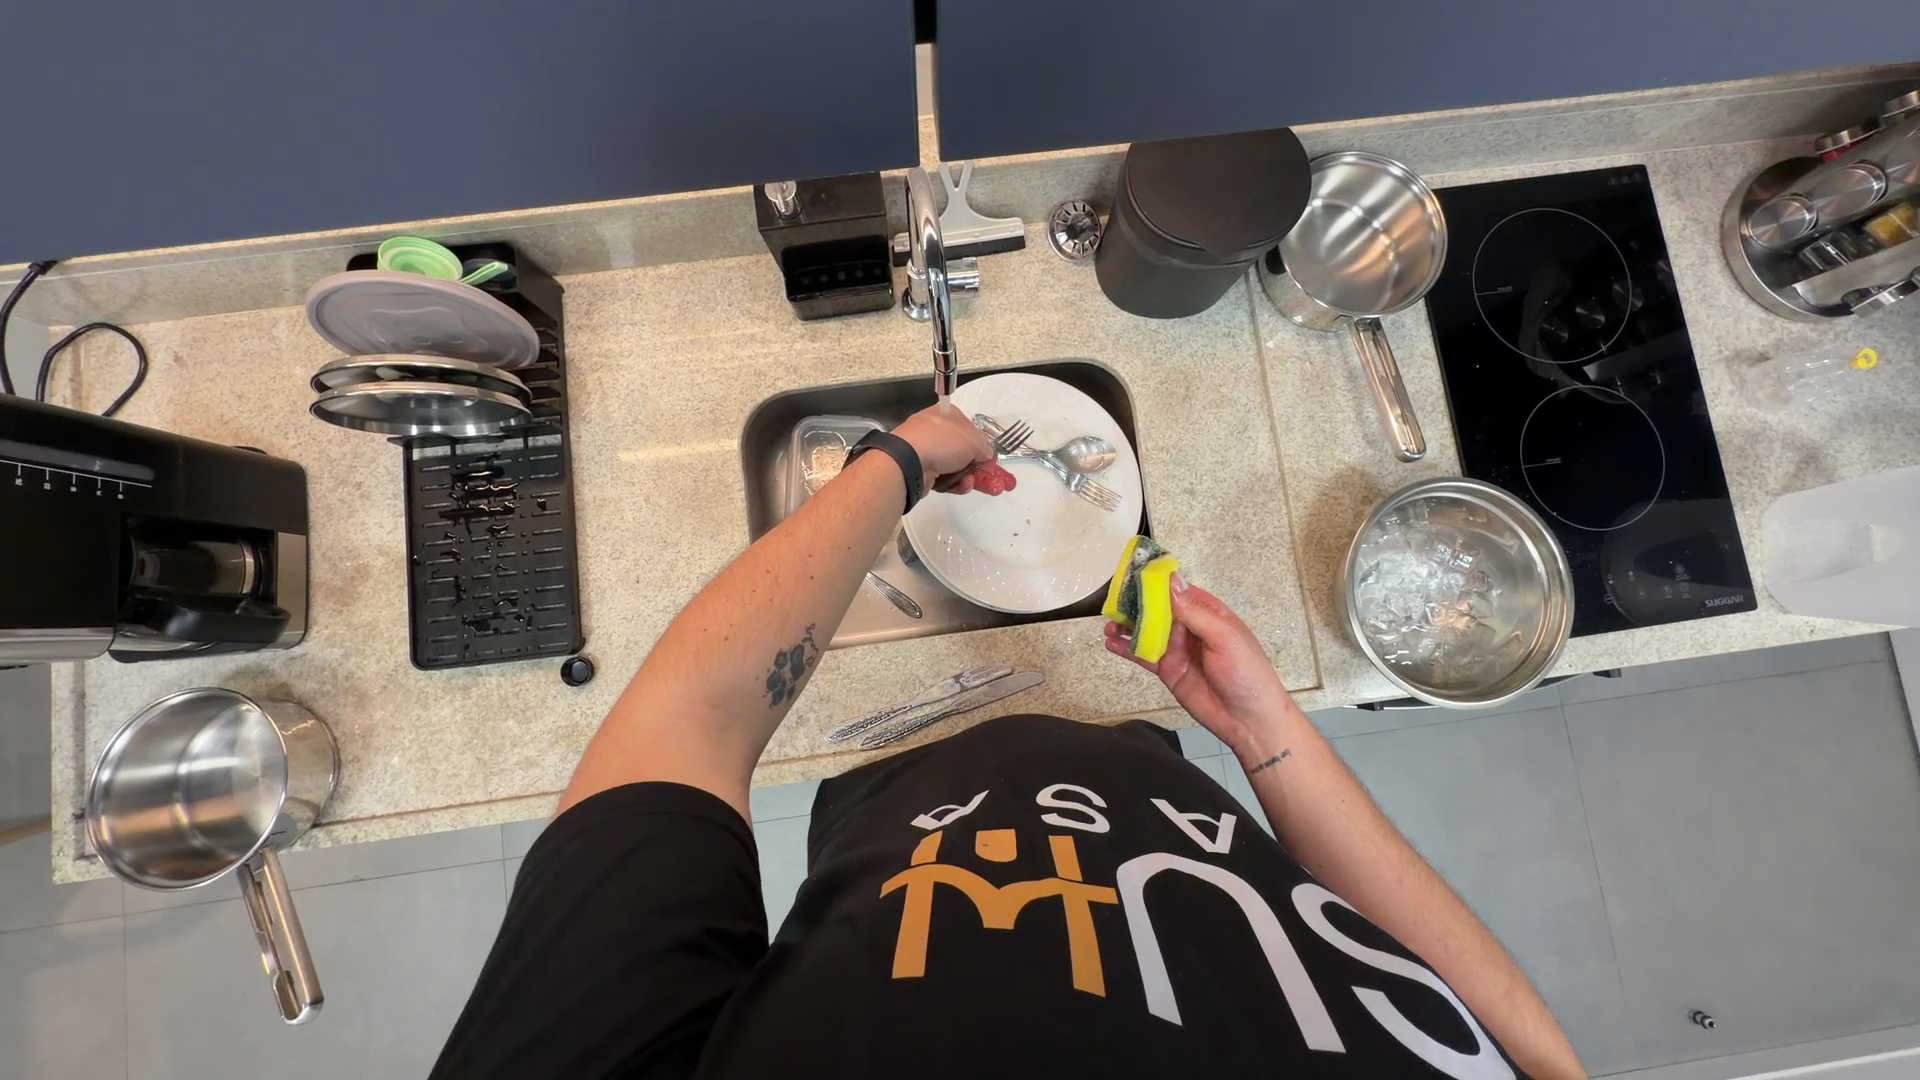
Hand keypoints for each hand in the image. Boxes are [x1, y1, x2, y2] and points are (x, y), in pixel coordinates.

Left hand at [892, 402, 1013, 495]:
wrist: (909, 460)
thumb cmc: (941, 440)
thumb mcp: (973, 440)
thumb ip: (985, 448)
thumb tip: (988, 455)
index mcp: (947, 415)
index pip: (971, 432)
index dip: (985, 448)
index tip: (996, 462)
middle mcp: (937, 433)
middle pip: (967, 454)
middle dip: (987, 470)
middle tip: (1004, 483)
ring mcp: (929, 453)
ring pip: (959, 469)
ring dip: (976, 479)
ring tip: (993, 489)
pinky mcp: (924, 473)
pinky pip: (947, 480)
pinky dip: (958, 484)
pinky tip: (966, 485)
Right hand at [1104, 576, 1296, 758]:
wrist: (1248, 721)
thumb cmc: (1246, 673)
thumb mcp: (1224, 637)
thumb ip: (1195, 612)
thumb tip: (1171, 581)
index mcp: (1208, 613)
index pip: (1177, 591)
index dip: (1155, 582)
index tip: (1132, 574)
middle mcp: (1189, 627)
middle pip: (1157, 609)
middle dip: (1134, 604)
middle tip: (1111, 601)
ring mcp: (1176, 648)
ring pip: (1145, 631)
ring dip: (1126, 626)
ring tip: (1108, 625)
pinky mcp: (1167, 669)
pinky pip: (1142, 655)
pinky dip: (1125, 649)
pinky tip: (1110, 644)